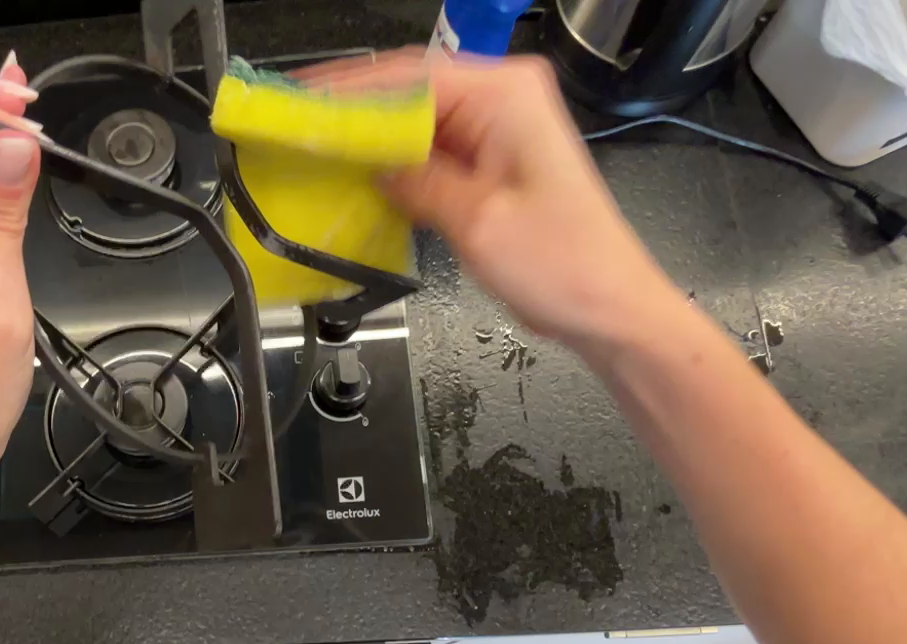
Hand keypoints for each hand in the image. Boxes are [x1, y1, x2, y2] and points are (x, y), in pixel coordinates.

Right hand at [306, 51, 690, 353]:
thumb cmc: (561, 262)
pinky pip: (430, 158)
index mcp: (506, 97)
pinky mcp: (489, 170)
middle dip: (356, 115)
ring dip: (373, 144)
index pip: (412, 76)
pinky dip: (397, 171)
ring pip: (417, 127)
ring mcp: (495, 137)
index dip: (351, 89)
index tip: (304, 103)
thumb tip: (374, 166)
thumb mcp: (477, 220)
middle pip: (412, 95)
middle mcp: (502, 104)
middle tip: (302, 134)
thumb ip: (419, 184)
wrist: (604, 305)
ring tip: (321, 158)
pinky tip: (362, 185)